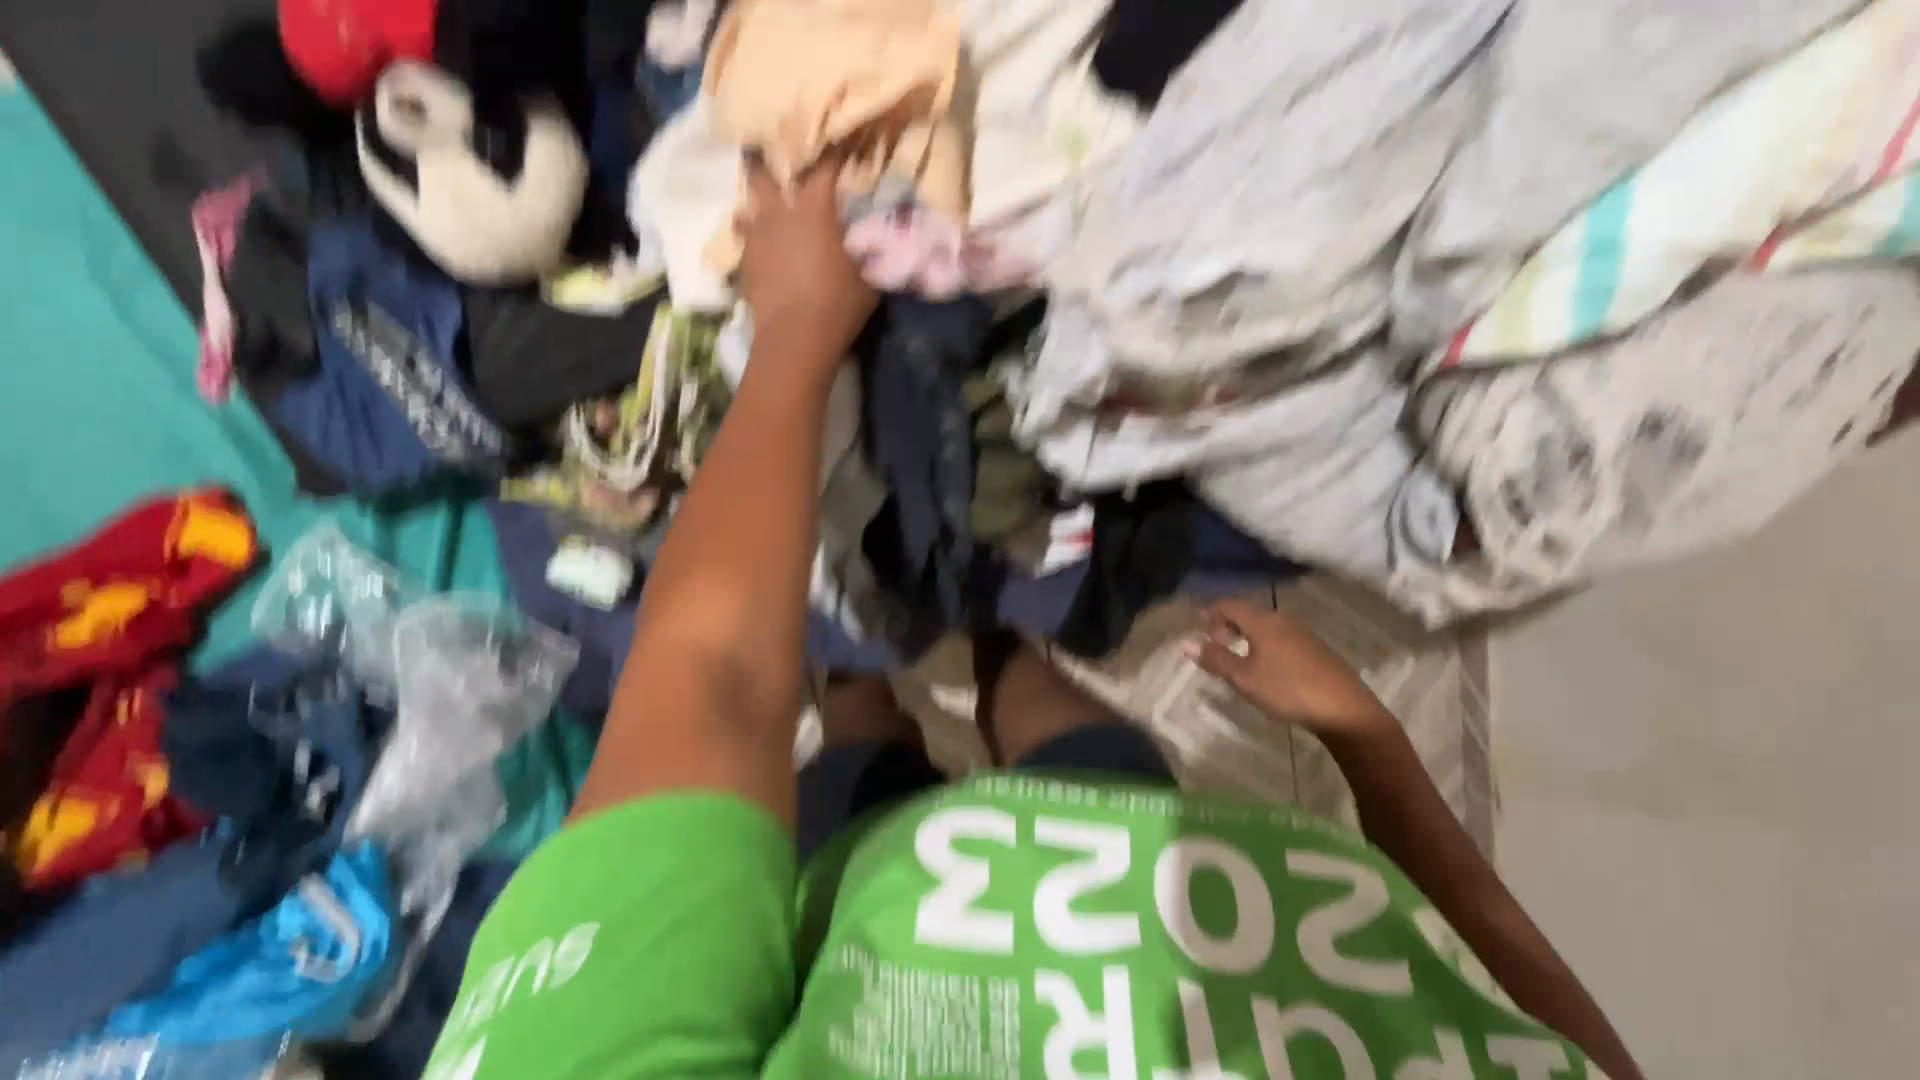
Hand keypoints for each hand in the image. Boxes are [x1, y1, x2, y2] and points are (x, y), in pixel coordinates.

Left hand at [737, 151, 876, 372]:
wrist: (794, 339)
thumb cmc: (837, 305)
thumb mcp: (867, 281)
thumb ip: (869, 256)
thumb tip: (879, 247)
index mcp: (814, 208)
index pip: (825, 166)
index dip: (834, 151)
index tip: (841, 142)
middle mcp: (779, 213)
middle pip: (762, 173)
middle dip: (763, 160)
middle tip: (766, 152)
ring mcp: (756, 238)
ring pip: (746, 207)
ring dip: (754, 204)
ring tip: (761, 207)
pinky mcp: (744, 264)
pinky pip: (743, 241)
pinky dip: (751, 238)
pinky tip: (761, 247)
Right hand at [1186, 599, 1399, 747]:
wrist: (1344, 708)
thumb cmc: (1287, 690)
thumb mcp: (1244, 678)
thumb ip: (1215, 659)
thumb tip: (1186, 643)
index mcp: (1262, 621)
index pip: (1229, 604)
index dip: (1210, 615)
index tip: (1200, 635)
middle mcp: (1282, 619)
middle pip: (1248, 612)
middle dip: (1228, 625)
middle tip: (1216, 647)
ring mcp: (1303, 632)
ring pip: (1266, 625)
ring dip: (1247, 636)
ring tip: (1239, 660)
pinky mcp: (1316, 648)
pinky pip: (1282, 636)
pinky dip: (1265, 644)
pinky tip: (1268, 668)